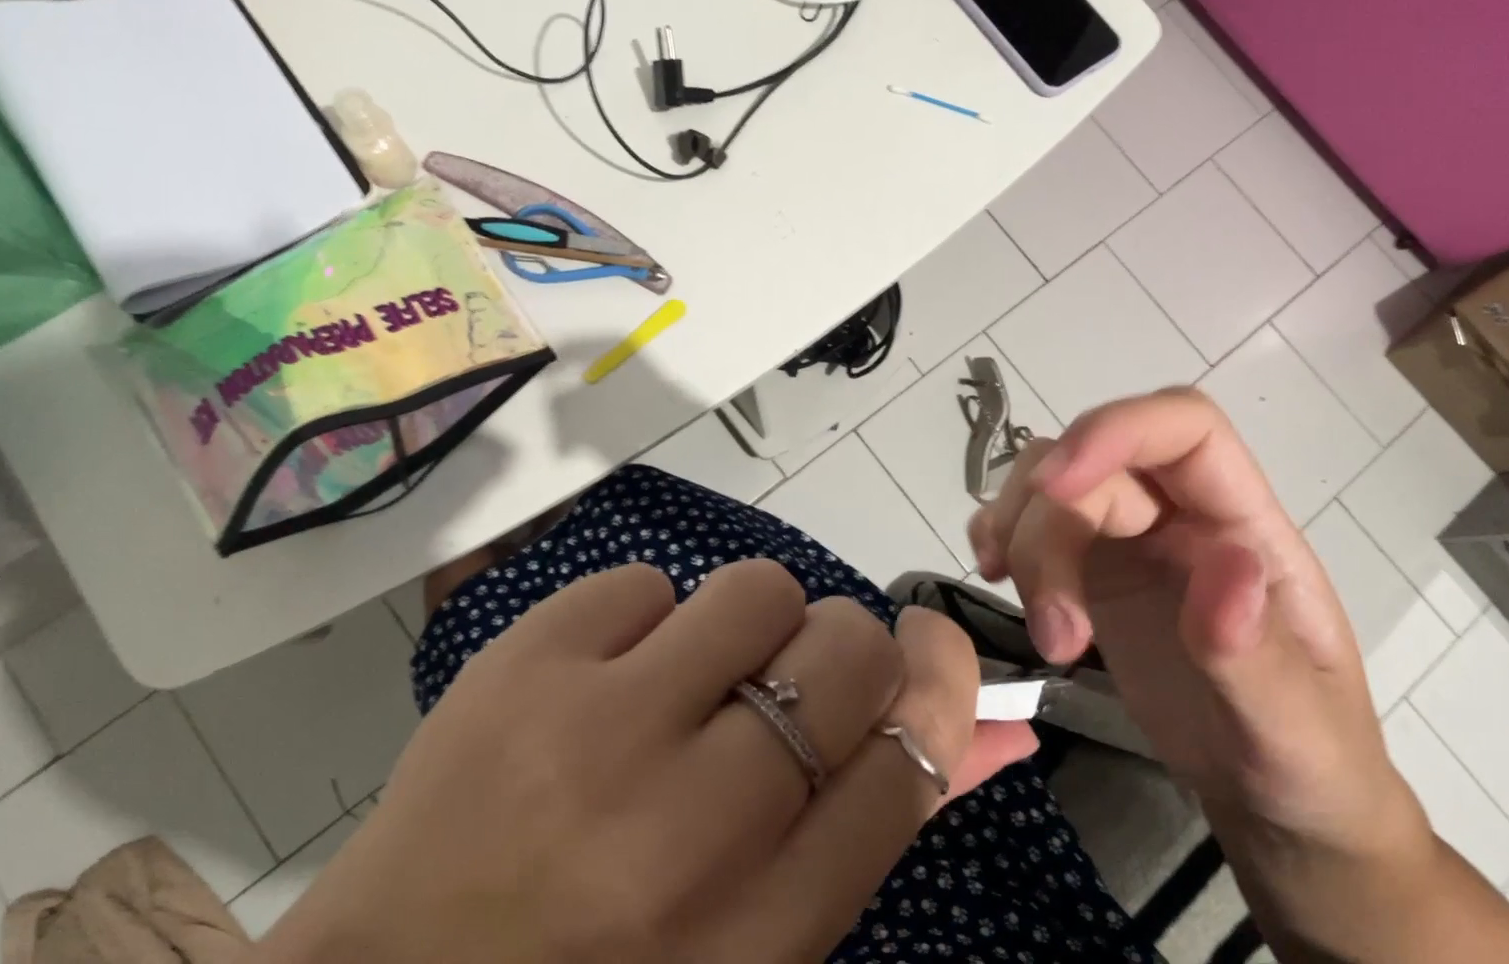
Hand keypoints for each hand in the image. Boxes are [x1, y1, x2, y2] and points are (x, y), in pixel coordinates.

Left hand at [251, 560, 1035, 963]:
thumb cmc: (602, 962)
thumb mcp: (756, 938)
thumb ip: (870, 828)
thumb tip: (988, 726)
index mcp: (759, 931)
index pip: (908, 766)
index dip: (937, 691)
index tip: (925, 658)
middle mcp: (688, 827)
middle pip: (845, 657)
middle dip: (847, 648)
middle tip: (794, 677)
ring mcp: (596, 732)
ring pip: (756, 591)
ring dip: (753, 620)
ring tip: (699, 674)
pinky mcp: (521, 663)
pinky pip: (645, 582)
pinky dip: (647, 620)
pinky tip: (606, 681)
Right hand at [968, 387, 1404, 845]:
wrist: (1271, 800)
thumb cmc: (1305, 761)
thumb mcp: (1293, 728)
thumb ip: (1255, 652)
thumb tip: (1221, 565)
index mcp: (1247, 526)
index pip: (1182, 428)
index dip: (1113, 432)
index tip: (1052, 487)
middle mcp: (1183, 517)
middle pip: (1093, 470)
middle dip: (1049, 534)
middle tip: (1054, 637)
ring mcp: (1131, 543)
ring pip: (1050, 489)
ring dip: (1019, 541)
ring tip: (1040, 634)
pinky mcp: (1090, 575)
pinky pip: (1029, 524)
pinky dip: (1000, 537)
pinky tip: (997, 578)